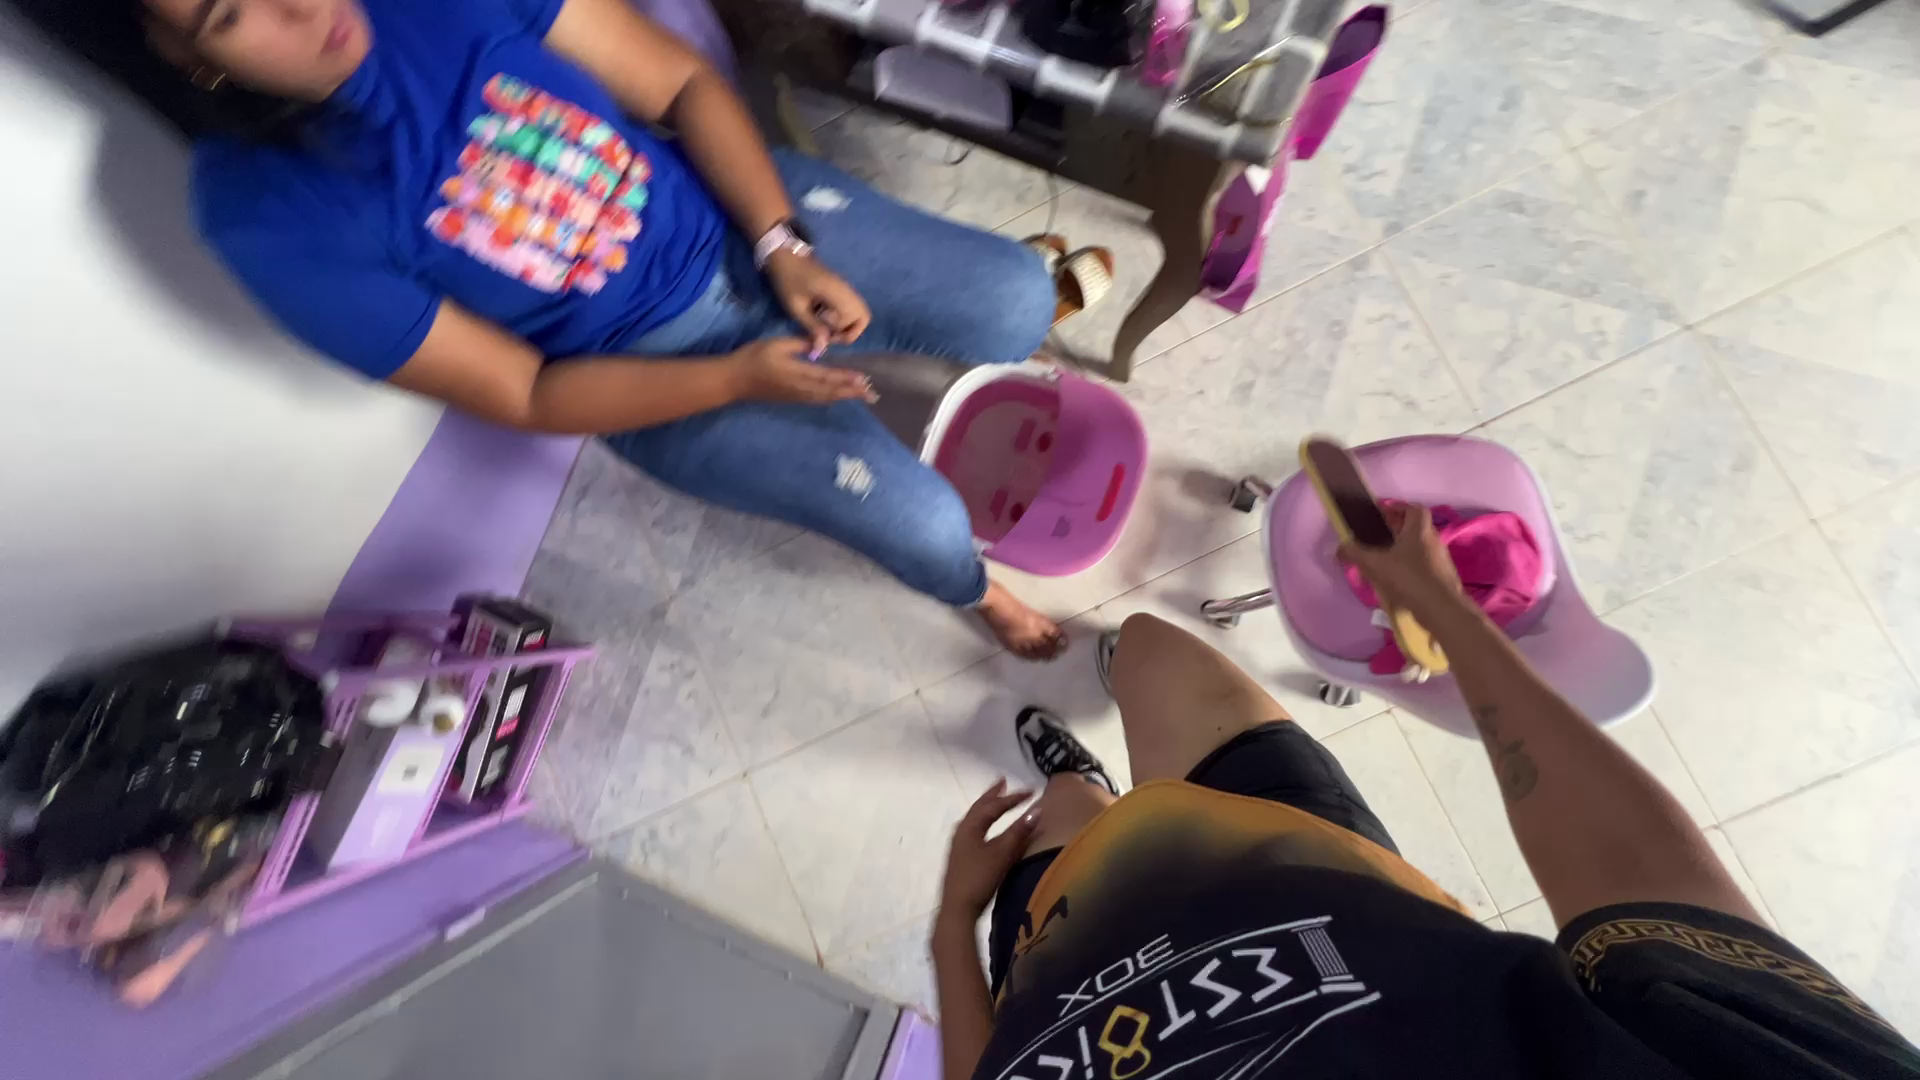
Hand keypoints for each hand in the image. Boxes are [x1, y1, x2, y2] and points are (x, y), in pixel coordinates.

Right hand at [726, 337, 876, 405]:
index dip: (846, 379)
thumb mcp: (776, 344)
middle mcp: (800, 389)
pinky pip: (819, 400)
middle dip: (853, 393)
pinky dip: (833, 398)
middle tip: (872, 394)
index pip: (827, 377)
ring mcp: (797, 397)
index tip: (863, 379)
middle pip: (831, 392)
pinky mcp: (793, 399)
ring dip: (845, 397)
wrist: (733, 381)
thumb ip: (799, 345)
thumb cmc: (752, 358)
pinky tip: (841, 396)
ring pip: (826, 398)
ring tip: (862, 396)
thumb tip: (820, 344)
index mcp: (796, 373)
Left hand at [764, 250, 870, 352]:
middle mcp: (846, 290)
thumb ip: (812, 327)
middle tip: (831, 334)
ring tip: (831, 328)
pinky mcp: (843, 288)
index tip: (821, 334)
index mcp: (836, 293)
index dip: (839, 333)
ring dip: (850, 325)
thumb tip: (823, 347)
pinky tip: (829, 318)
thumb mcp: (796, 307)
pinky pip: (854, 306)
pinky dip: (847, 317)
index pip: (852, 321)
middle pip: (864, 317)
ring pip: (861, 312)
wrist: (786, 255)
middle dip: (850, 331)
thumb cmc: (788, 280)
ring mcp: (846, 288)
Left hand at [939, 779, 1037, 920]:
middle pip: (979, 807)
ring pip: (975, 817)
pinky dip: (982, 820)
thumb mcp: (1001, 854)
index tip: (1031, 791)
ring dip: (986, 806)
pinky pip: (973, 828)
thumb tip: (1037, 811)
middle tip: (1003, 782)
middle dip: (993, 794)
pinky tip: (985, 827)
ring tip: (996, 799)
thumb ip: (1018, 832)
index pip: (994, 806)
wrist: (957, 909)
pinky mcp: (959, 856)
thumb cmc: (980, 878)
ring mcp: (958, 843)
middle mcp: (962, 830)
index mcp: (970, 826)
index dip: (1013, 798)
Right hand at [1338, 502, 1465, 620]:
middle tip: (1378, 532)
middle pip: (1415, 527)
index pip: (1414, 509)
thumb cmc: (1407, 578)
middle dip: (1397, 527)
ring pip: (1419, 546)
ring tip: (1383, 556)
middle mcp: (1433, 541)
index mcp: (1419, 532)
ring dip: (1402, 546)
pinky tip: (1395, 577)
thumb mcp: (1374, 564)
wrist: (1440, 608)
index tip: (1383, 510)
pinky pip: (1422, 563)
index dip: (1399, 506)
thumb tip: (1339, 548)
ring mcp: (1439, 560)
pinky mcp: (1441, 577)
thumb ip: (1354, 553)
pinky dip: (1408, 564)